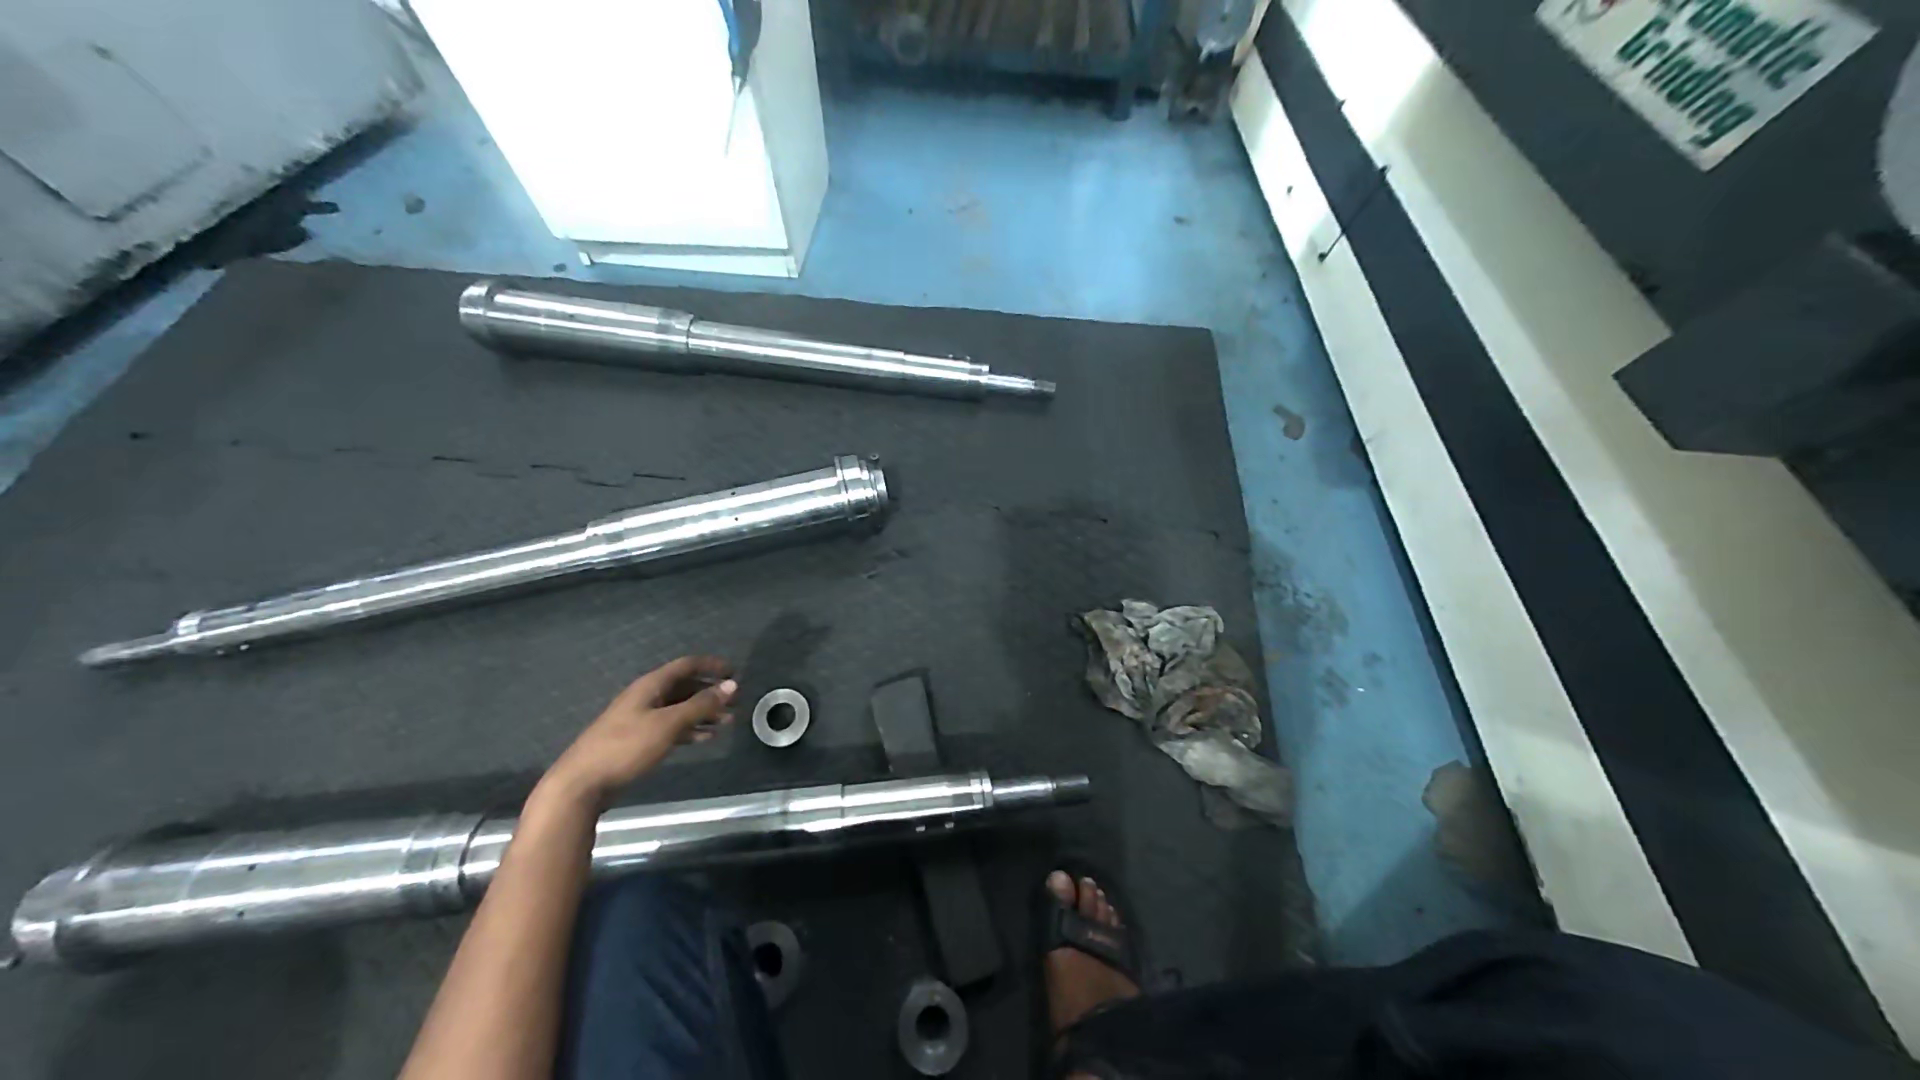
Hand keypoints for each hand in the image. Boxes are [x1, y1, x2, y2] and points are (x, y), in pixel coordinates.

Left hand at [537, 656, 737, 809]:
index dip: (712, 666)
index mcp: (650, 686)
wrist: (582, 783)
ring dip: (703, 712)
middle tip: (735, 703)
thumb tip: (732, 685)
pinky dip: (689, 729)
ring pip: (679, 708)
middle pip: (684, 687)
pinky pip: (671, 726)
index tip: (735, 673)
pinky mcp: (637, 740)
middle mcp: (646, 697)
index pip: (686, 665)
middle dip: (711, 692)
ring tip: (726, 722)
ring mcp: (640, 719)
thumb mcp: (668, 724)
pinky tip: (704, 738)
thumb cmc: (626, 747)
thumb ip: (701, 705)